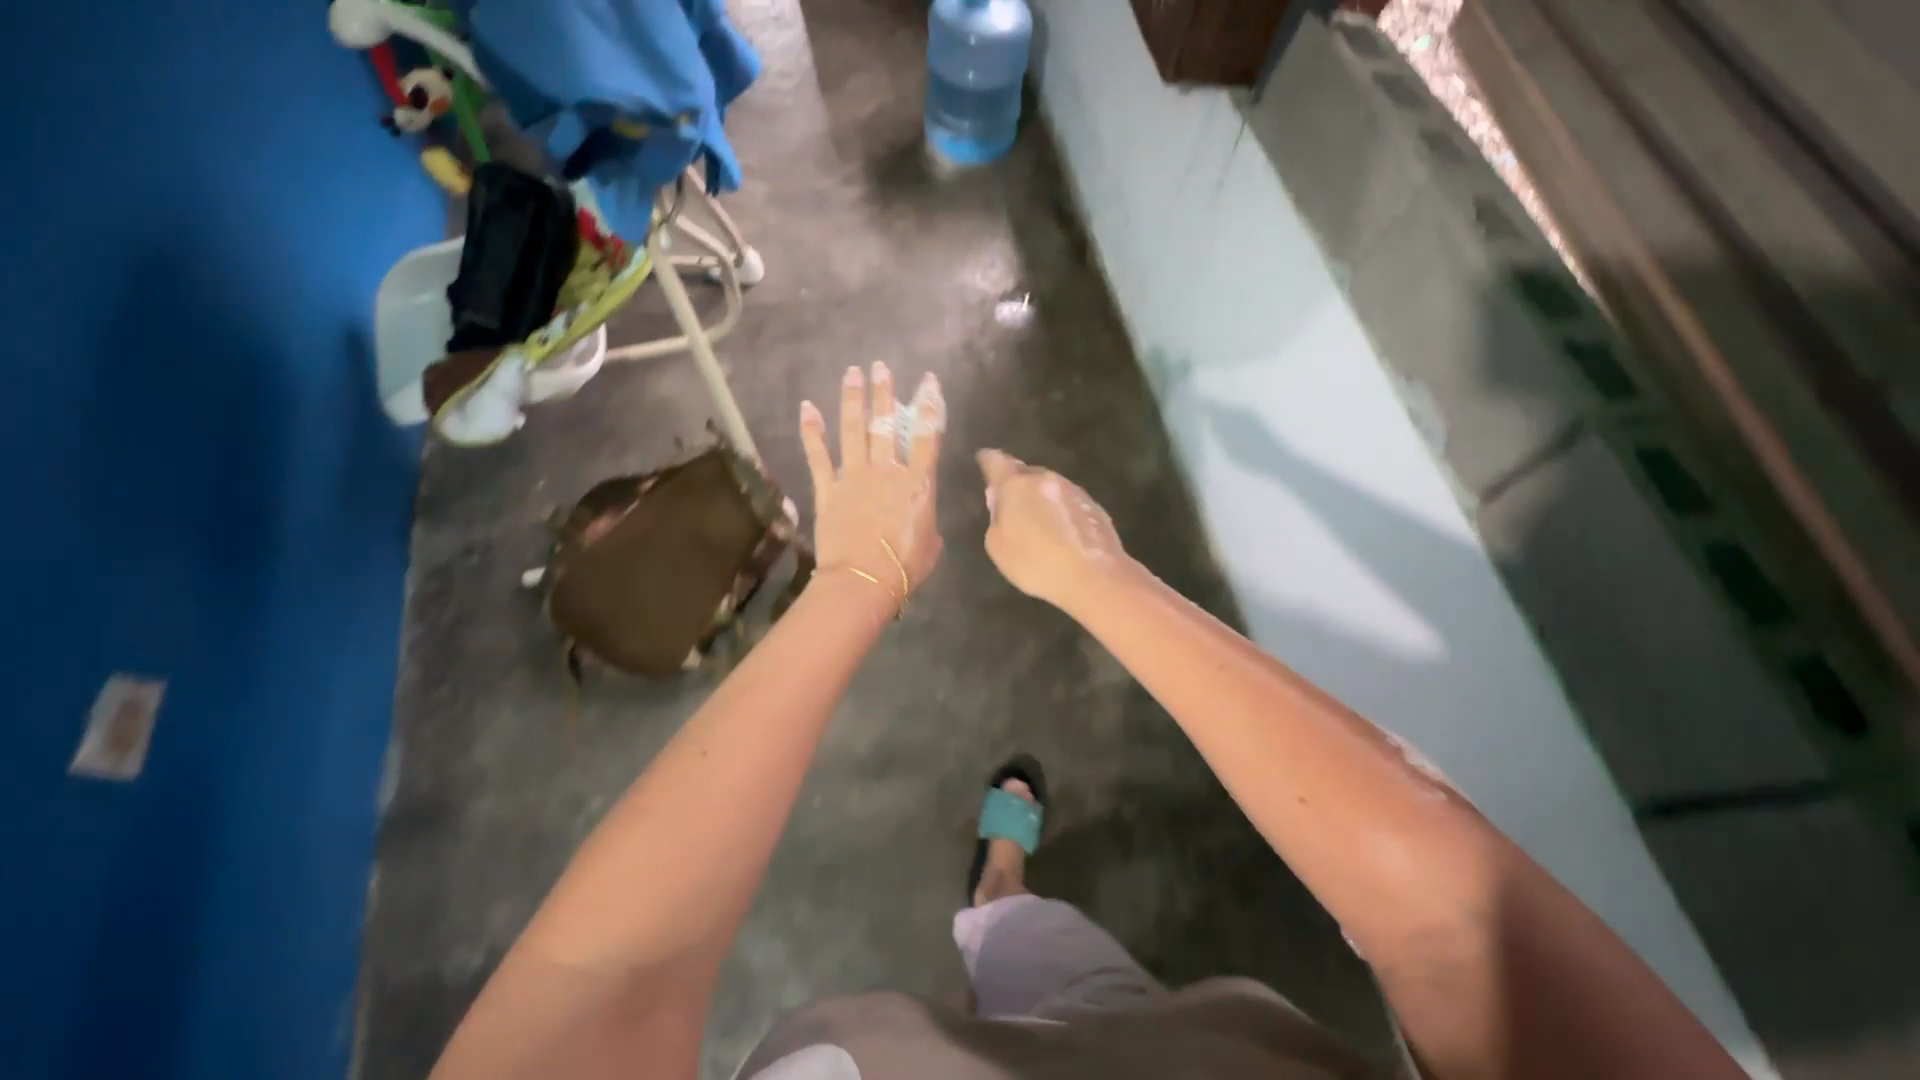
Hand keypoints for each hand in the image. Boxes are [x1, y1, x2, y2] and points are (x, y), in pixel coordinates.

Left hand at [800, 363, 944, 609]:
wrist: (863, 580)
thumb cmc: (904, 567)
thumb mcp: (931, 543)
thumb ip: (927, 519)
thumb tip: (921, 515)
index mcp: (918, 482)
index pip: (927, 435)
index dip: (929, 406)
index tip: (928, 382)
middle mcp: (886, 470)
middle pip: (886, 423)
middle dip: (884, 392)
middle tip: (880, 367)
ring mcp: (854, 477)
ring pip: (853, 429)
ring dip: (853, 399)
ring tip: (852, 373)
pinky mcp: (827, 489)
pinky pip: (818, 455)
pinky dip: (811, 431)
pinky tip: (807, 408)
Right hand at [977, 450, 1130, 609]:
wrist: (1093, 576)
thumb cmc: (1035, 563)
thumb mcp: (998, 546)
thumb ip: (996, 518)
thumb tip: (1001, 502)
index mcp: (1016, 485)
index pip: (996, 461)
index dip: (988, 460)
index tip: (984, 459)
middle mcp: (1046, 479)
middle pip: (1026, 473)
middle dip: (1017, 483)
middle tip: (1010, 500)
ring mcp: (1074, 491)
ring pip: (1050, 487)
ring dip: (1041, 498)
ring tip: (1037, 520)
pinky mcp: (1095, 507)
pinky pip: (1069, 503)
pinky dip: (1061, 512)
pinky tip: (1061, 532)